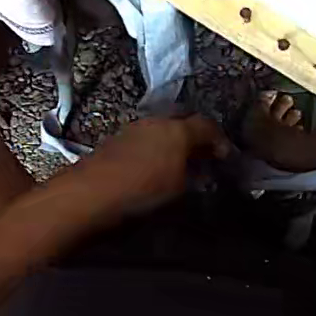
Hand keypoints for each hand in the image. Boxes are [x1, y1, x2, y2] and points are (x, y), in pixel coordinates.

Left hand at [54, 115, 230, 220]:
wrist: (90, 193)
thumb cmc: (142, 192)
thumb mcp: (178, 191)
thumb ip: (193, 178)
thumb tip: (200, 173)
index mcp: (178, 130)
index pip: (208, 126)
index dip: (220, 141)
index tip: (225, 156)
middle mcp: (156, 121)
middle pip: (183, 122)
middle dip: (195, 137)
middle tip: (203, 156)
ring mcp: (133, 128)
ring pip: (162, 129)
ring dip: (173, 142)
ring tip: (179, 164)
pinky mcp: (115, 140)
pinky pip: (145, 139)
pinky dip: (155, 148)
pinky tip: (153, 167)